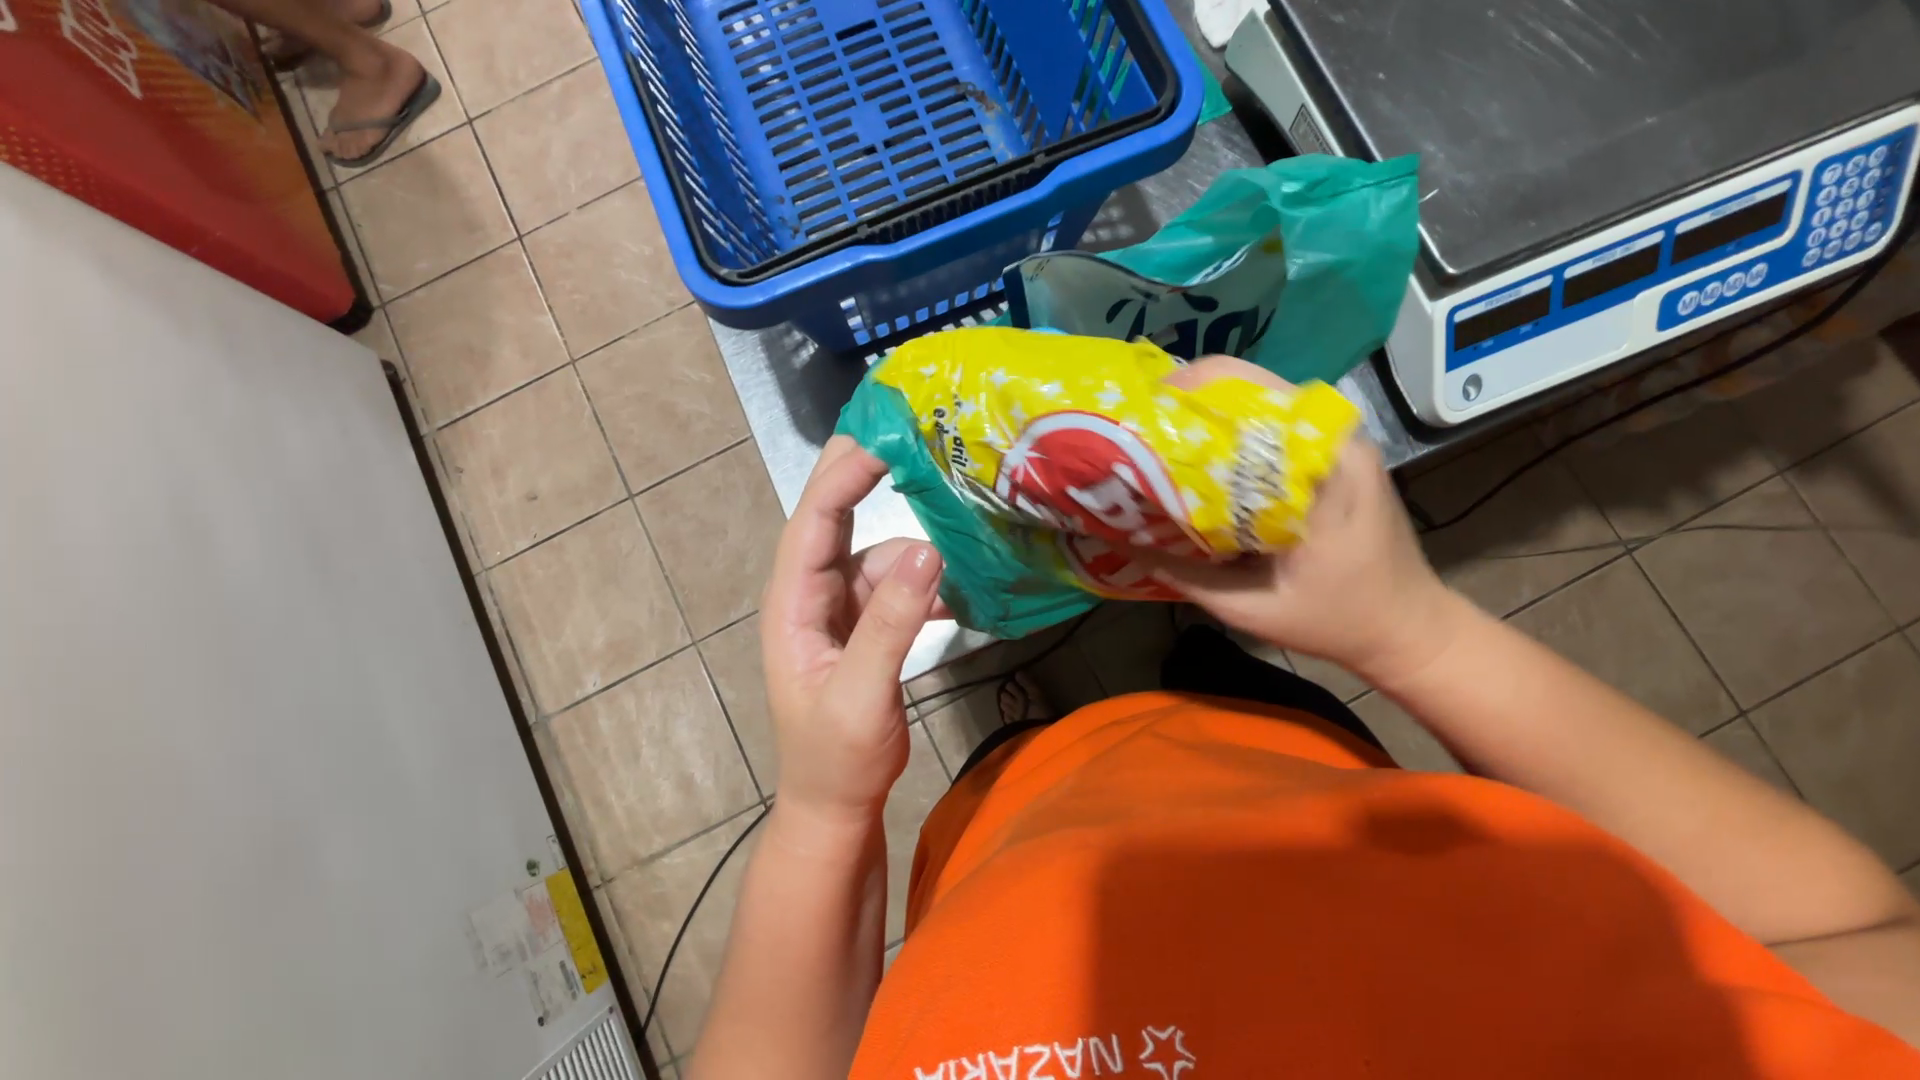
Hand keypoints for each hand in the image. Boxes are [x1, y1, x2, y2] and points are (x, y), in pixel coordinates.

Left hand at [761, 436, 949, 823]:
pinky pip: (897, 586)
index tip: (884, 436)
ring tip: (961, 556)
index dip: (842, 476)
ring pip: (879, 554)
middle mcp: (811, 595)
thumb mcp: (860, 695)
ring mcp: (839, 609)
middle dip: (864, 476)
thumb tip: (929, 550)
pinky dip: (925, 584)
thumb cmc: (835, 758)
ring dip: (916, 553)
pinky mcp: (865, 626)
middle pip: (834, 519)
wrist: (835, 806)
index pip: (813, 523)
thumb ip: (890, 624)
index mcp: (792, 604)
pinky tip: (958, 597)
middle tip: (905, 432)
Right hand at [1142, 360, 1461, 686]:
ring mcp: (1342, 441)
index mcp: (1321, 470)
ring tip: (1164, 430)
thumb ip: (1184, 574)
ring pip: (1266, 398)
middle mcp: (1336, 440)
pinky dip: (1237, 426)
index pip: (1252, 397)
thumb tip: (1120, 541)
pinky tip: (1203, 450)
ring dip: (1213, 407)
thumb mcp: (1250, 608)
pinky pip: (1279, 423)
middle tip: (1145, 423)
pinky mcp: (1339, 451)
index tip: (1146, 410)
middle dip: (1193, 396)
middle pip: (1255, 385)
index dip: (1193, 392)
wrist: (1410, 627)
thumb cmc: (1336, 621)